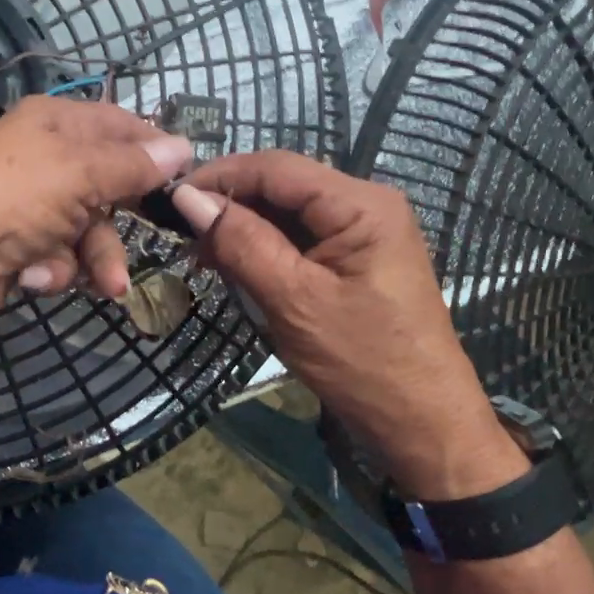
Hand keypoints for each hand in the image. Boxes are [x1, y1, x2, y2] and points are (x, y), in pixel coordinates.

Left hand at [0, 96, 193, 347]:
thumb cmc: (8, 197)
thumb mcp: (78, 173)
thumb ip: (132, 165)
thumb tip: (183, 146)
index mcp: (56, 123)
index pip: (119, 125)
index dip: (154, 149)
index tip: (190, 177)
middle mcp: (46, 159)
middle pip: (109, 184)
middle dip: (124, 217)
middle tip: (160, 232)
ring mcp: (31, 206)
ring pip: (90, 231)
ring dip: (96, 257)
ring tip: (103, 284)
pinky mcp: (20, 249)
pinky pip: (62, 257)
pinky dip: (55, 269)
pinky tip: (34, 275)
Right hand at [171, 152, 526, 498]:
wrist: (424, 426)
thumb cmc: (363, 363)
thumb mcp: (293, 301)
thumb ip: (241, 242)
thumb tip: (186, 198)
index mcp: (361, 204)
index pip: (276, 167)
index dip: (219, 176)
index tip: (169, 200)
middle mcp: (365, 203)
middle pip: (281, 184)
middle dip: (229, 203)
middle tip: (180, 234)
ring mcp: (362, 231)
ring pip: (286, 210)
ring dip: (242, 227)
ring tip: (200, 254)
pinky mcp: (355, 257)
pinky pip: (299, 236)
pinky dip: (263, 247)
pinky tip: (233, 266)